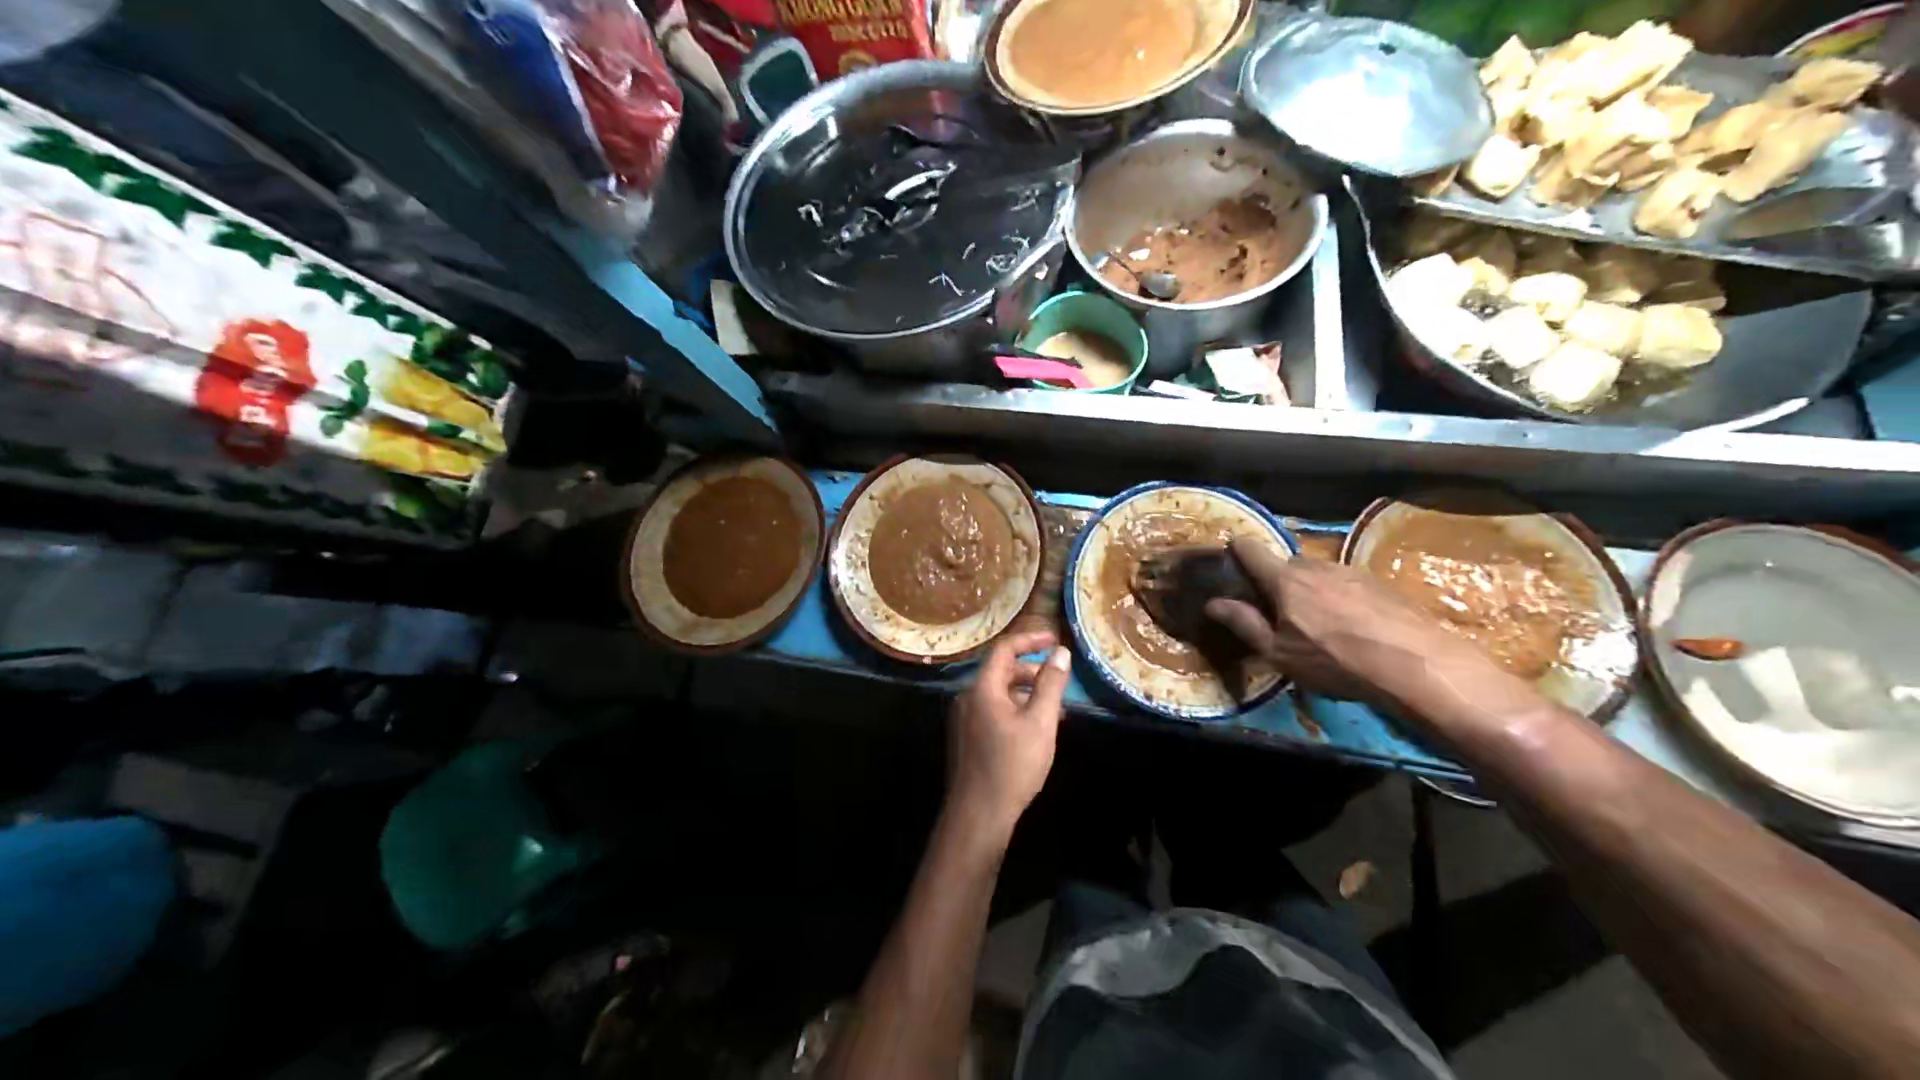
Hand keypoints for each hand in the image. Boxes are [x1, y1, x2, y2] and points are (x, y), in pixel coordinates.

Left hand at [946, 630, 1071, 835]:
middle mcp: (968, 698)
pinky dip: (1015, 710)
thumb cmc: (1012, 765)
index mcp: (982, 688)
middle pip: (1000, 671)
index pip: (1003, 649)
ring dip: (1026, 694)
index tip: (1055, 640)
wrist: (978, 814)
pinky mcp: (967, 738)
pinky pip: (993, 711)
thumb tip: (1060, 652)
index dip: (1030, 639)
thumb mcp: (1040, 722)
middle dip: (1032, 671)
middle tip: (1059, 682)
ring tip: (1055, 710)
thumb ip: (1051, 684)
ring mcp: (964, 719)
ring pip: (998, 693)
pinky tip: (1036, 730)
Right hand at [1203, 539, 1515, 721]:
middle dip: (1277, 580)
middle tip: (1278, 609)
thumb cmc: (1335, 661)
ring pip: (1318, 574)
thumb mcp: (1279, 653)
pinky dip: (1339, 598)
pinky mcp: (1379, 583)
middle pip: (1286, 564)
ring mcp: (1351, 571)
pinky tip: (1351, 626)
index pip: (1252, 549)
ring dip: (1311, 589)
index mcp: (1284, 580)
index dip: (1238, 549)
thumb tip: (1212, 603)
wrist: (1417, 665)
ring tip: (1318, 622)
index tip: (1231, 556)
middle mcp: (1315, 566)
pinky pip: (1346, 584)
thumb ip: (1244, 624)